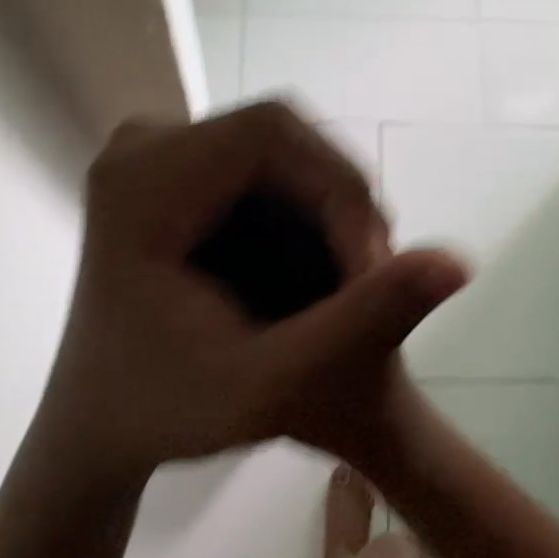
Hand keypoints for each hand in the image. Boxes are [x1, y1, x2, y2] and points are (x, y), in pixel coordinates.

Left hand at [35, 101, 467, 479]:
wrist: (99, 424)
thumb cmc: (168, 412)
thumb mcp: (270, 385)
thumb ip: (362, 321)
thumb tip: (459, 261)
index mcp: (142, 178)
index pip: (274, 134)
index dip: (343, 192)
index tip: (373, 275)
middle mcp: (142, 144)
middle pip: (281, 137)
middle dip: (340, 208)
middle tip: (370, 287)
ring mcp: (153, 152)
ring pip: (280, 152)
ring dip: (328, 215)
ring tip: (347, 291)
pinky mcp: (171, 169)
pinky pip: (262, 169)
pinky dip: (302, 218)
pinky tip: (310, 277)